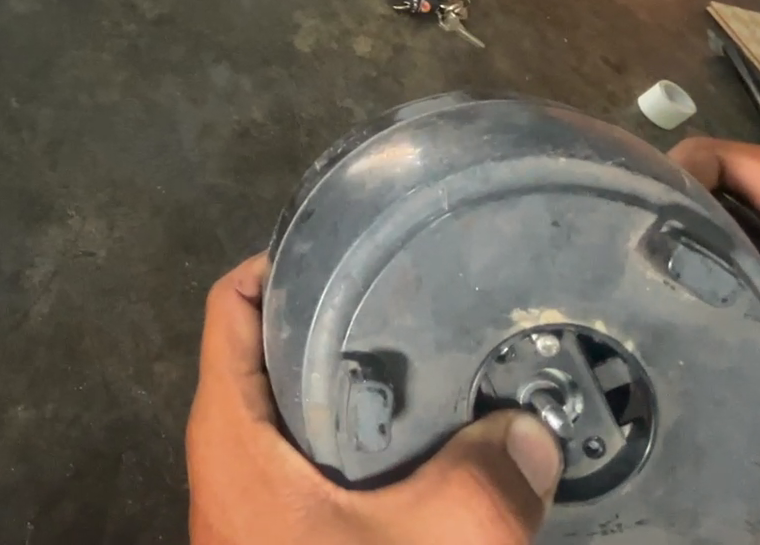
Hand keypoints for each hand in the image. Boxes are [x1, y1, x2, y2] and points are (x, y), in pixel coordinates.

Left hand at [187, 254, 562, 544]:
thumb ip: (480, 492)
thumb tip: (530, 434)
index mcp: (229, 425)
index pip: (231, 303)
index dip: (275, 261)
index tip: (345, 243)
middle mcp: (231, 444)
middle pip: (267, 342)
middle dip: (332, 314)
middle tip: (408, 291)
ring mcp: (255, 489)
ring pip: (296, 401)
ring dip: (352, 379)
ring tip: (426, 352)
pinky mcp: (284, 527)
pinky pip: (317, 452)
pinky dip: (360, 434)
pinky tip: (423, 440)